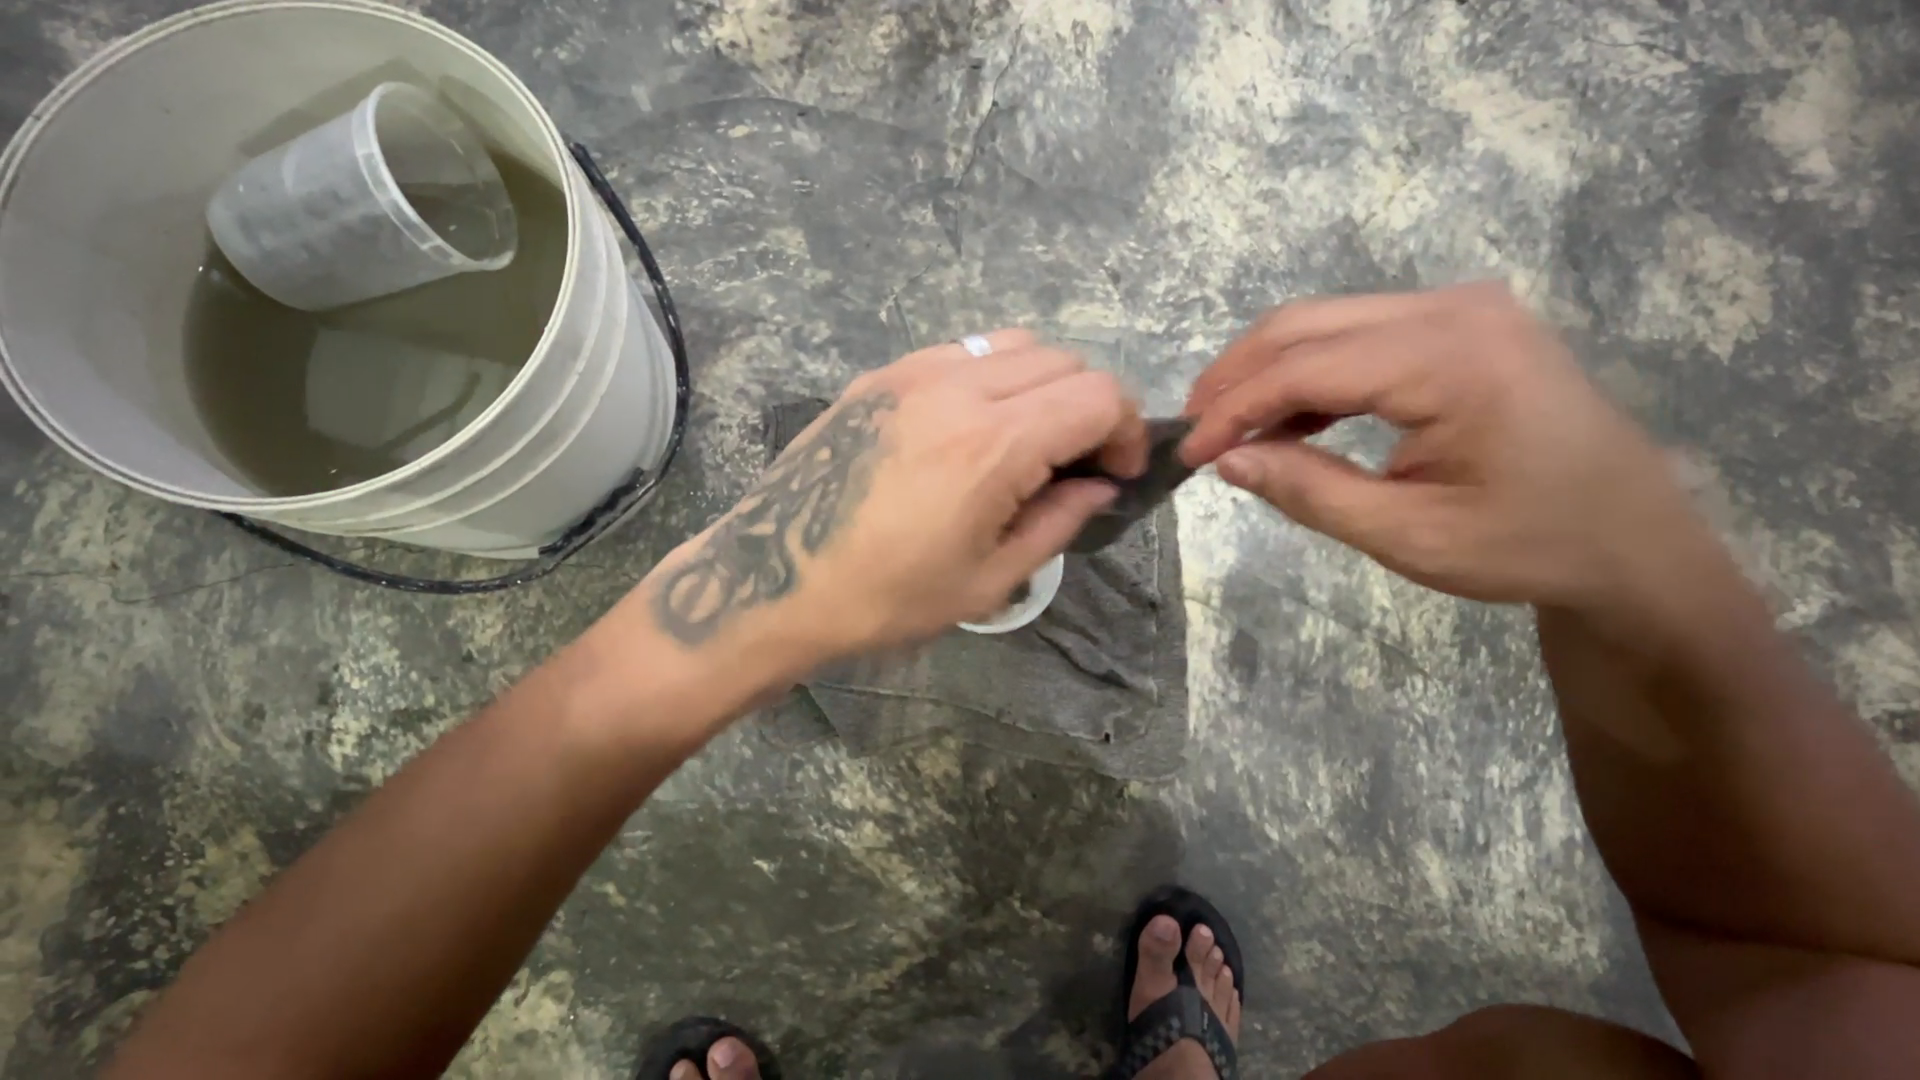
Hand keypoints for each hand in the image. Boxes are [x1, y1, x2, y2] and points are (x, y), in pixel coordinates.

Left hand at [644, 330, 1146, 666]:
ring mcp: (912, 373)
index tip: (1116, 473)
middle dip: (1090, 407)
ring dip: (1042, 385)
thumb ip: (1058, 521)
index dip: (1127, 429)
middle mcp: (958, 387)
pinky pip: (961, 354)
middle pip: (1063, 360)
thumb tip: (1099, 485)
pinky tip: (972, 430)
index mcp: (993, 442)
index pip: (1099, 395)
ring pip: (1014, 345)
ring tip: (1026, 443)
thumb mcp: (988, 579)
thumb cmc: (885, 598)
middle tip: (1076, 464)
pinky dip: (992, 378)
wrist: (772, 580)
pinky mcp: (879, 377)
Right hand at [1180, 284, 1710, 614]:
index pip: (1304, 367)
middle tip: (1192, 433)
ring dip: (1267, 372)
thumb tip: (1226, 461)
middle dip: (1235, 378)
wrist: (1634, 539)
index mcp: (1450, 359)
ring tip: (1226, 428)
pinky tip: (1287, 419)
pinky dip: (1311, 373)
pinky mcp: (1462, 324)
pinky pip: (1360, 333)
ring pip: (1325, 322)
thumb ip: (1310, 491)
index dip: (1232, 409)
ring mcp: (1462, 308)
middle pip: (1305, 324)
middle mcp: (1454, 310)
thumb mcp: (1409, 535)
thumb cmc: (1528, 546)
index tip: (1185, 454)